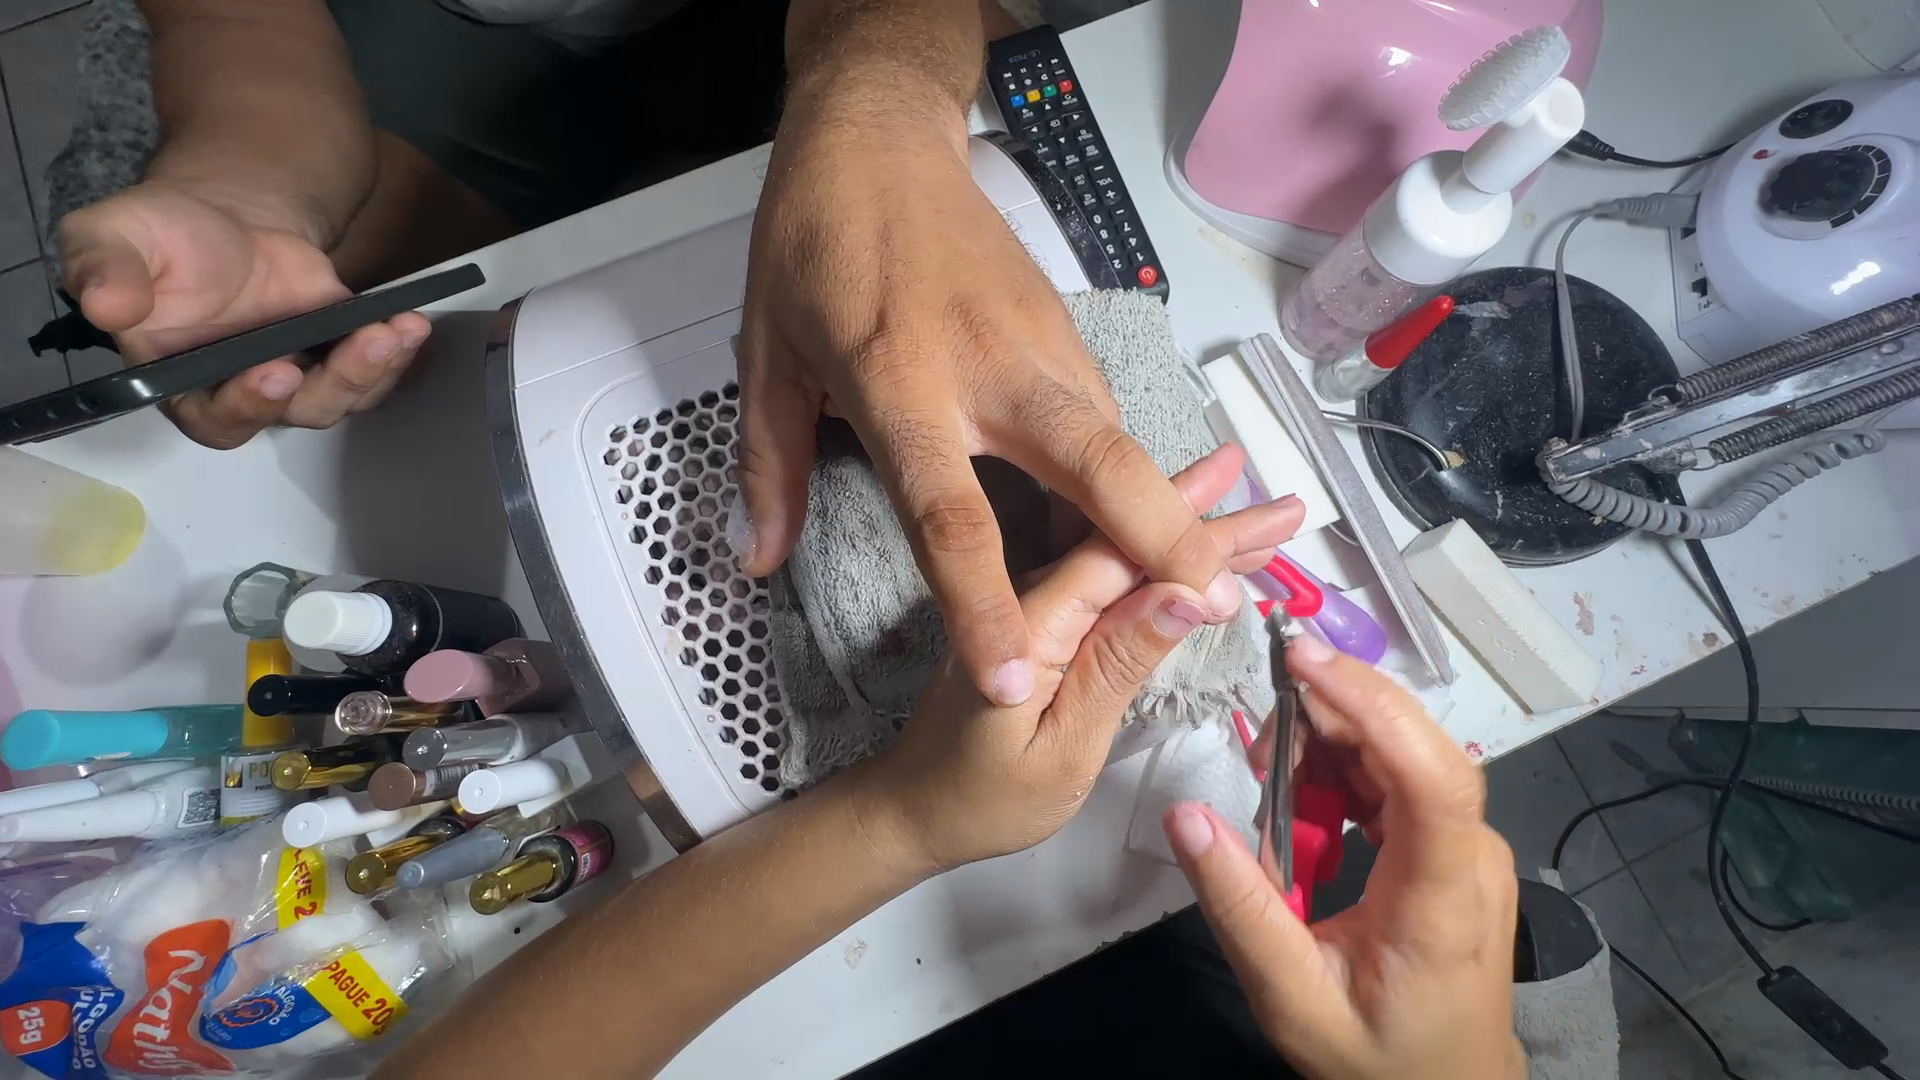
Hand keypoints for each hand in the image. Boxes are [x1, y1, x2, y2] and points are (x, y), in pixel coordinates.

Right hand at [57, 181, 430, 448]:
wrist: (229, 220)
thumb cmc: (161, 236)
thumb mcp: (111, 236)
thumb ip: (104, 270)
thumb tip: (105, 307)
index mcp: (181, 378)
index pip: (216, 419)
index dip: (249, 408)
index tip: (277, 371)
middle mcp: (248, 389)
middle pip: (301, 412)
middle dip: (338, 383)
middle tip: (366, 342)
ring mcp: (305, 376)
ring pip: (349, 396)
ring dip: (379, 367)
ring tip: (397, 328)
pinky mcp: (344, 356)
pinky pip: (380, 371)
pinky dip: (400, 352)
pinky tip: (410, 322)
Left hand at [738, 103, 1237, 708]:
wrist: (875, 141)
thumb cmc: (814, 247)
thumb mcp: (767, 358)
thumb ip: (768, 469)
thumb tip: (758, 559)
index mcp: (901, 386)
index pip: (951, 518)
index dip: (983, 607)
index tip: (1015, 683)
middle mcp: (989, 371)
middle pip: (1094, 466)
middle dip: (1160, 538)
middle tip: (1211, 602)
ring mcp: (1039, 345)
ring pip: (1115, 441)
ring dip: (1160, 509)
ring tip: (1196, 576)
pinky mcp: (1063, 329)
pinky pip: (1102, 418)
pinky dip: (1123, 474)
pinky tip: (1127, 512)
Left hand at [852, 444, 1303, 872]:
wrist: (917, 805)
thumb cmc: (986, 798)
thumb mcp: (1062, 747)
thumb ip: (1118, 666)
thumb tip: (1185, 595)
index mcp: (1034, 621)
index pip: (1122, 559)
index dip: (1196, 538)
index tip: (1266, 520)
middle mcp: (1030, 596)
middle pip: (1124, 544)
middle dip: (1207, 522)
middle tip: (1282, 507)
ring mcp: (1033, 606)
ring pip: (1118, 556)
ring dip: (1186, 537)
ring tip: (1252, 517)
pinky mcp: (1039, 620)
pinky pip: (1103, 583)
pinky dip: (1151, 567)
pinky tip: (1187, 558)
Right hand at [1164, 643, 1524, 1079]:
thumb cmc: (1379, 1057)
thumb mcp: (1291, 997)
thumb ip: (1238, 907)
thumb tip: (1184, 815)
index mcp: (1444, 896)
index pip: (1432, 777)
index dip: (1372, 706)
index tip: (1301, 663)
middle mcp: (1469, 851)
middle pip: (1400, 743)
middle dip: (1320, 723)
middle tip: (1258, 763)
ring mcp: (1461, 841)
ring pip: (1387, 747)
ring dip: (1319, 749)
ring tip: (1272, 797)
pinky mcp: (1441, 838)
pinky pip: (1384, 772)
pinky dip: (1331, 771)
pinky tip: (1299, 806)